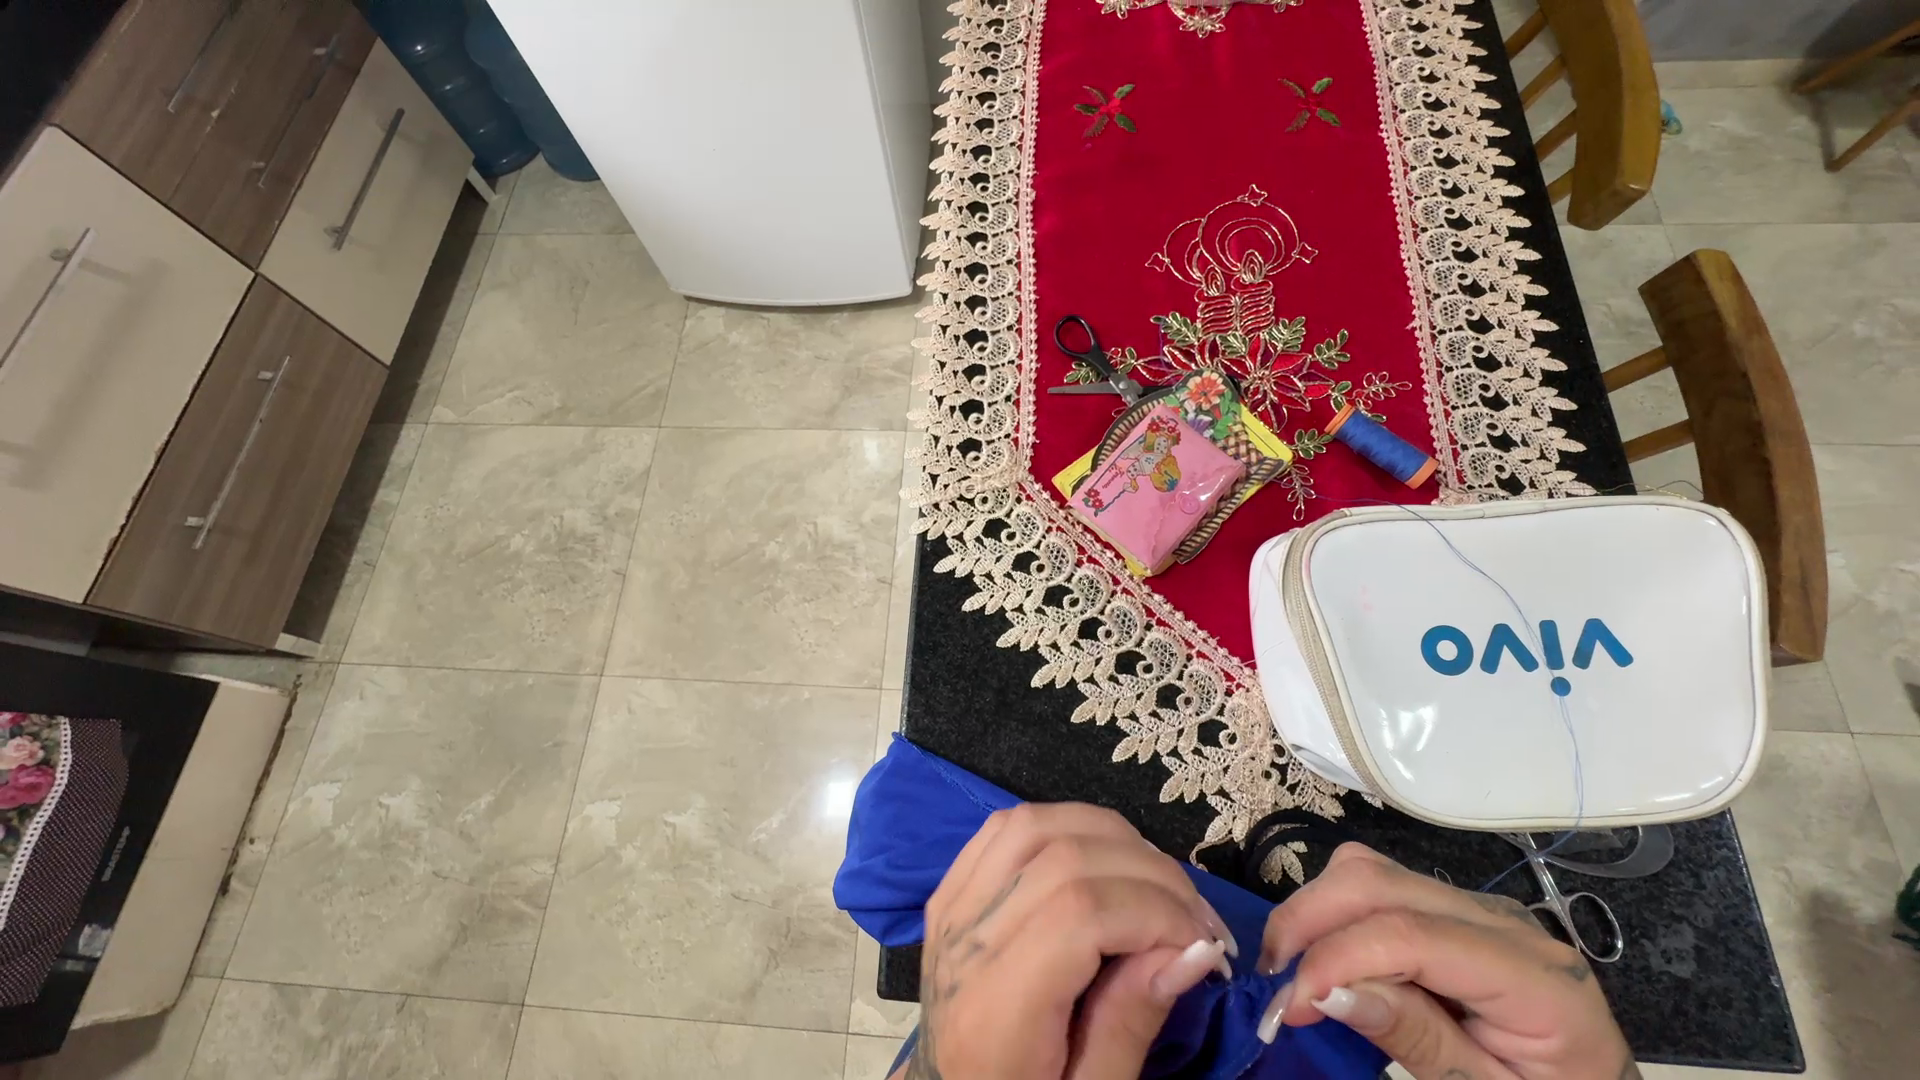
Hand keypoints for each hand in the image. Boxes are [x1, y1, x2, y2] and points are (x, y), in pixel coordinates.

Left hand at [900, 803, 1238, 1079]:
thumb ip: (1132, 1022)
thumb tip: (1194, 950)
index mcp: (994, 1006)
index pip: (1080, 912)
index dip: (1154, 910)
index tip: (1204, 943)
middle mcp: (963, 938)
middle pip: (1064, 857)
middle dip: (1150, 873)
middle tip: (1196, 916)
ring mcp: (951, 902)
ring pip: (1036, 824)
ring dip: (1111, 837)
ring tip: (1157, 883)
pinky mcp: (950, 885)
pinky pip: (1009, 826)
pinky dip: (1066, 824)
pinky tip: (1103, 856)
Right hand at [1259, 843, 1637, 1079]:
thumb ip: (1417, 1041)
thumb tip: (1324, 992)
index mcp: (1537, 981)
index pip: (1412, 936)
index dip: (1337, 959)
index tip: (1289, 1006)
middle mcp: (1504, 921)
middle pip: (1380, 882)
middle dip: (1309, 919)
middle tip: (1272, 980)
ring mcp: (1475, 906)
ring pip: (1368, 870)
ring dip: (1314, 910)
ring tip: (1291, 970)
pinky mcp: (1449, 907)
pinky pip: (1375, 884)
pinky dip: (1332, 911)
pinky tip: (1322, 956)